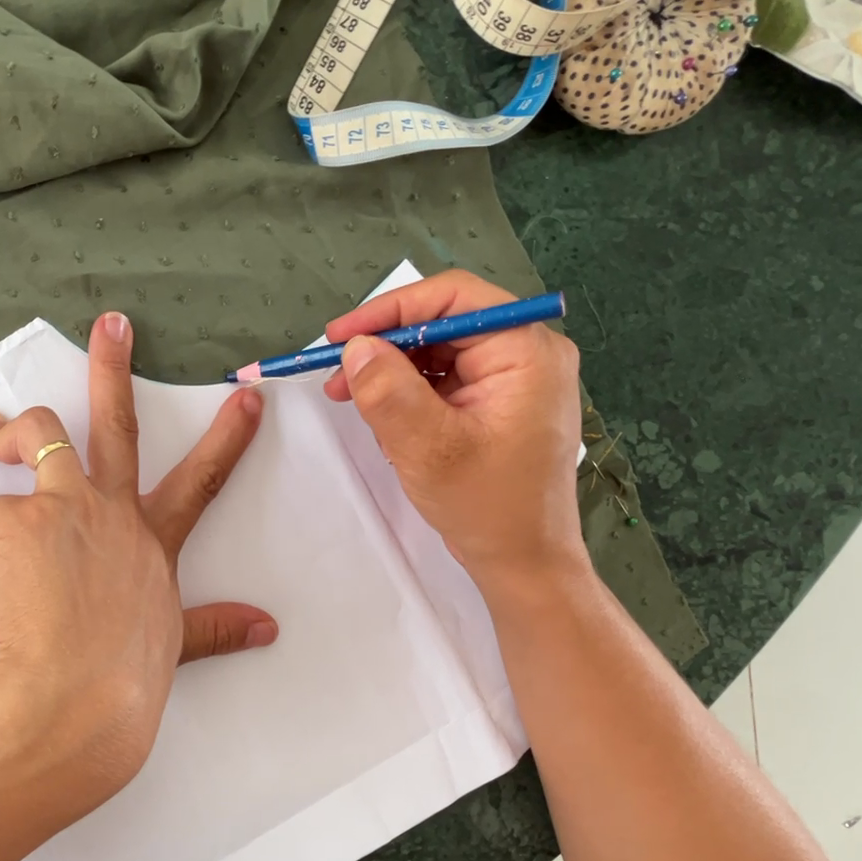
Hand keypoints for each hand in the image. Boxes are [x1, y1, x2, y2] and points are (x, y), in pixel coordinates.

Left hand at [0, 311, 275, 793]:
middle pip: (116, 423)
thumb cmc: (127, 674)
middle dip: (114, 366)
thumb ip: (217, 627)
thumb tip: (268, 628)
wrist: (80, 693)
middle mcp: (114, 512)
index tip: (246, 396)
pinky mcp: (19, 524)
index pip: (202, 479)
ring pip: (40, 437)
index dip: (227, 437)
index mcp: (153, 540)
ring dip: (9, 428)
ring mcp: (68, 510)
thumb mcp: (178, 643)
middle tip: (110, 324)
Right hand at [323, 270, 586, 581]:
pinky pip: (444, 381)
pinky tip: (386, 421)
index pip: (453, 298)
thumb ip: (389, 392)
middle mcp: (525, 354)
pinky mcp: (497, 403)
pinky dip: (407, 394)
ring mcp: (513, 380)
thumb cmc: (485, 505)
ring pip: (438, 353)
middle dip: (385, 346)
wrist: (523, 562)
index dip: (390, 309)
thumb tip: (355, 348)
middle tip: (336, 374)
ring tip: (352, 400)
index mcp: (525, 351)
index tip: (339, 336)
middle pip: (443, 323)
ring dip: (391, 372)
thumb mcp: (428, 448)